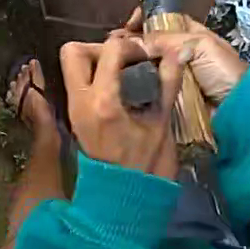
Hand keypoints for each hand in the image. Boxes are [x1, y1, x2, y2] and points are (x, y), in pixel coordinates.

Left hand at [59, 36, 183, 179]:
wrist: (122, 202)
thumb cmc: (147, 167)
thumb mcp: (162, 122)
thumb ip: (168, 82)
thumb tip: (179, 52)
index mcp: (102, 101)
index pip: (110, 50)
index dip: (132, 46)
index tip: (148, 56)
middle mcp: (79, 101)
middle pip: (72, 51)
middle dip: (99, 47)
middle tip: (125, 60)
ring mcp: (72, 109)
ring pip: (70, 67)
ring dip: (94, 61)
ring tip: (123, 73)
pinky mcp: (73, 117)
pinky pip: (75, 83)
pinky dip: (93, 77)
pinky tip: (118, 87)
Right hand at [114, 9, 247, 104]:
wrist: (235, 110)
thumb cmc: (223, 72)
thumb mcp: (200, 46)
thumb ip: (168, 39)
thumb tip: (135, 42)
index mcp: (191, 35)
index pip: (162, 21)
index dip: (144, 20)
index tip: (127, 27)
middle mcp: (179, 54)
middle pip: (149, 44)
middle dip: (131, 43)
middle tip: (112, 46)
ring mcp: (171, 76)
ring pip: (145, 65)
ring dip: (128, 64)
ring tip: (112, 63)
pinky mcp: (166, 96)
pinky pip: (147, 86)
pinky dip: (134, 83)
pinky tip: (121, 80)